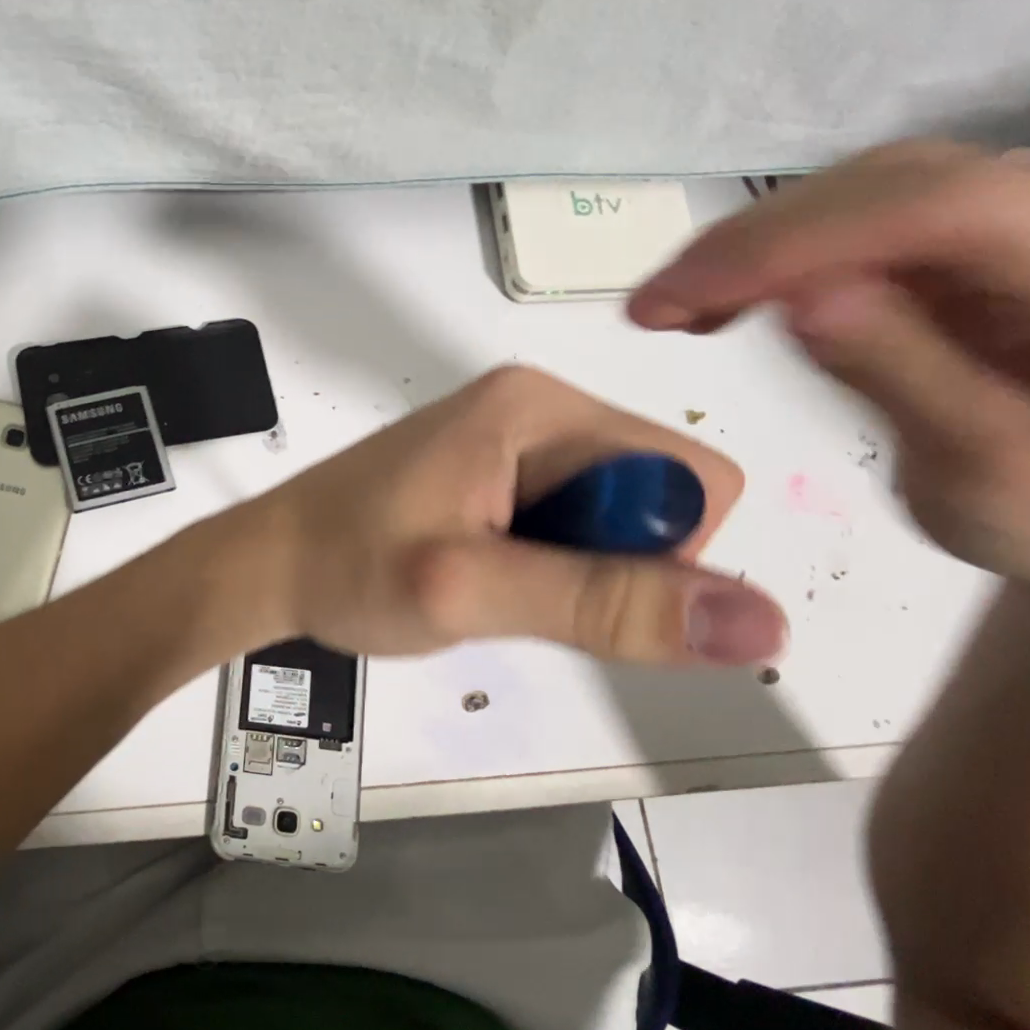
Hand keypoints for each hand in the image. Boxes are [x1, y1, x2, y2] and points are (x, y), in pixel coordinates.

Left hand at [234, 365, 786, 663]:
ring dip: (566, 573)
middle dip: (602, 567)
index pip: (690, 479)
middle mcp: (535, 407)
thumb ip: (604, 603)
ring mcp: (508, 439)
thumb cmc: (346, 570)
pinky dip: (537, 566)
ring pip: (607, 519)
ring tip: (485, 586)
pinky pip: (561, 523)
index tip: (563, 594)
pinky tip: (477, 576)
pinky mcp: (487, 472)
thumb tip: (765, 623)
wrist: (264, 568)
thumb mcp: (469, 590)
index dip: (654, 558)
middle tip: (509, 593)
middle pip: (651, 498)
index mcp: (540, 407)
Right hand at [629, 141, 1029, 601]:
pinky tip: (732, 296)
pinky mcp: (989, 249)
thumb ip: (908, 379)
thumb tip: (804, 299)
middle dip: (757, 238)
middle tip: (650, 308)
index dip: (799, 240)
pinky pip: (873, 219)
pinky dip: (784, 251)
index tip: (676, 298)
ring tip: (676, 308)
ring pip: (877, 188)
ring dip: (759, 241)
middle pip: (901, 182)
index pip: (948, 211)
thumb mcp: (994, 478)